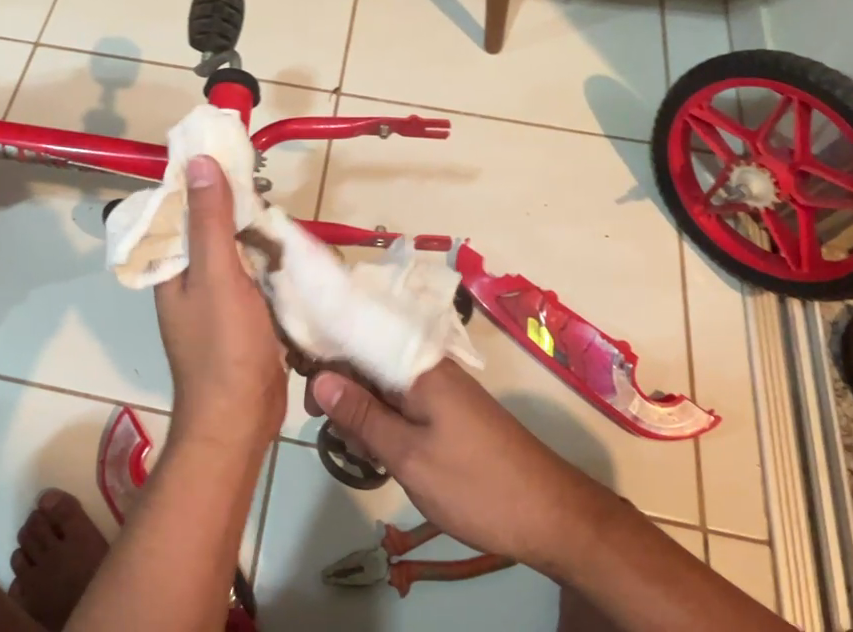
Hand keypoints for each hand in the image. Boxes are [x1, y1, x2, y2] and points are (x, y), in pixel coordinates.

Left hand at [154, 155, 287, 454]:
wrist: (239, 419)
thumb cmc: (222, 347)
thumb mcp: (216, 275)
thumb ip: (210, 219)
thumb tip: (198, 161)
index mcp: (170, 267)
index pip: (179, 208)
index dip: (202, 180)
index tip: (233, 157)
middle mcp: (188, 280)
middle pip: (211, 228)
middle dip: (238, 209)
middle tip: (268, 189)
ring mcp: (216, 301)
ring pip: (236, 253)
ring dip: (258, 237)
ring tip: (285, 219)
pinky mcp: (242, 319)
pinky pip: (254, 279)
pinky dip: (270, 265)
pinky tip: (294, 256)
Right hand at [308, 362, 621, 575]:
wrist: (552, 516)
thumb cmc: (475, 485)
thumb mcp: (408, 456)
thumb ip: (362, 415)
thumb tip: (318, 376)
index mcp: (417, 366)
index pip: (356, 336)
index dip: (322, 355)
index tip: (300, 390)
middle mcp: (427, 368)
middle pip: (366, 361)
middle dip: (340, 391)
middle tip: (333, 434)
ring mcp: (439, 391)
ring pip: (381, 386)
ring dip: (361, 413)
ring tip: (356, 451)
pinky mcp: (448, 413)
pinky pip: (401, 405)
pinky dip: (383, 425)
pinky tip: (377, 454)